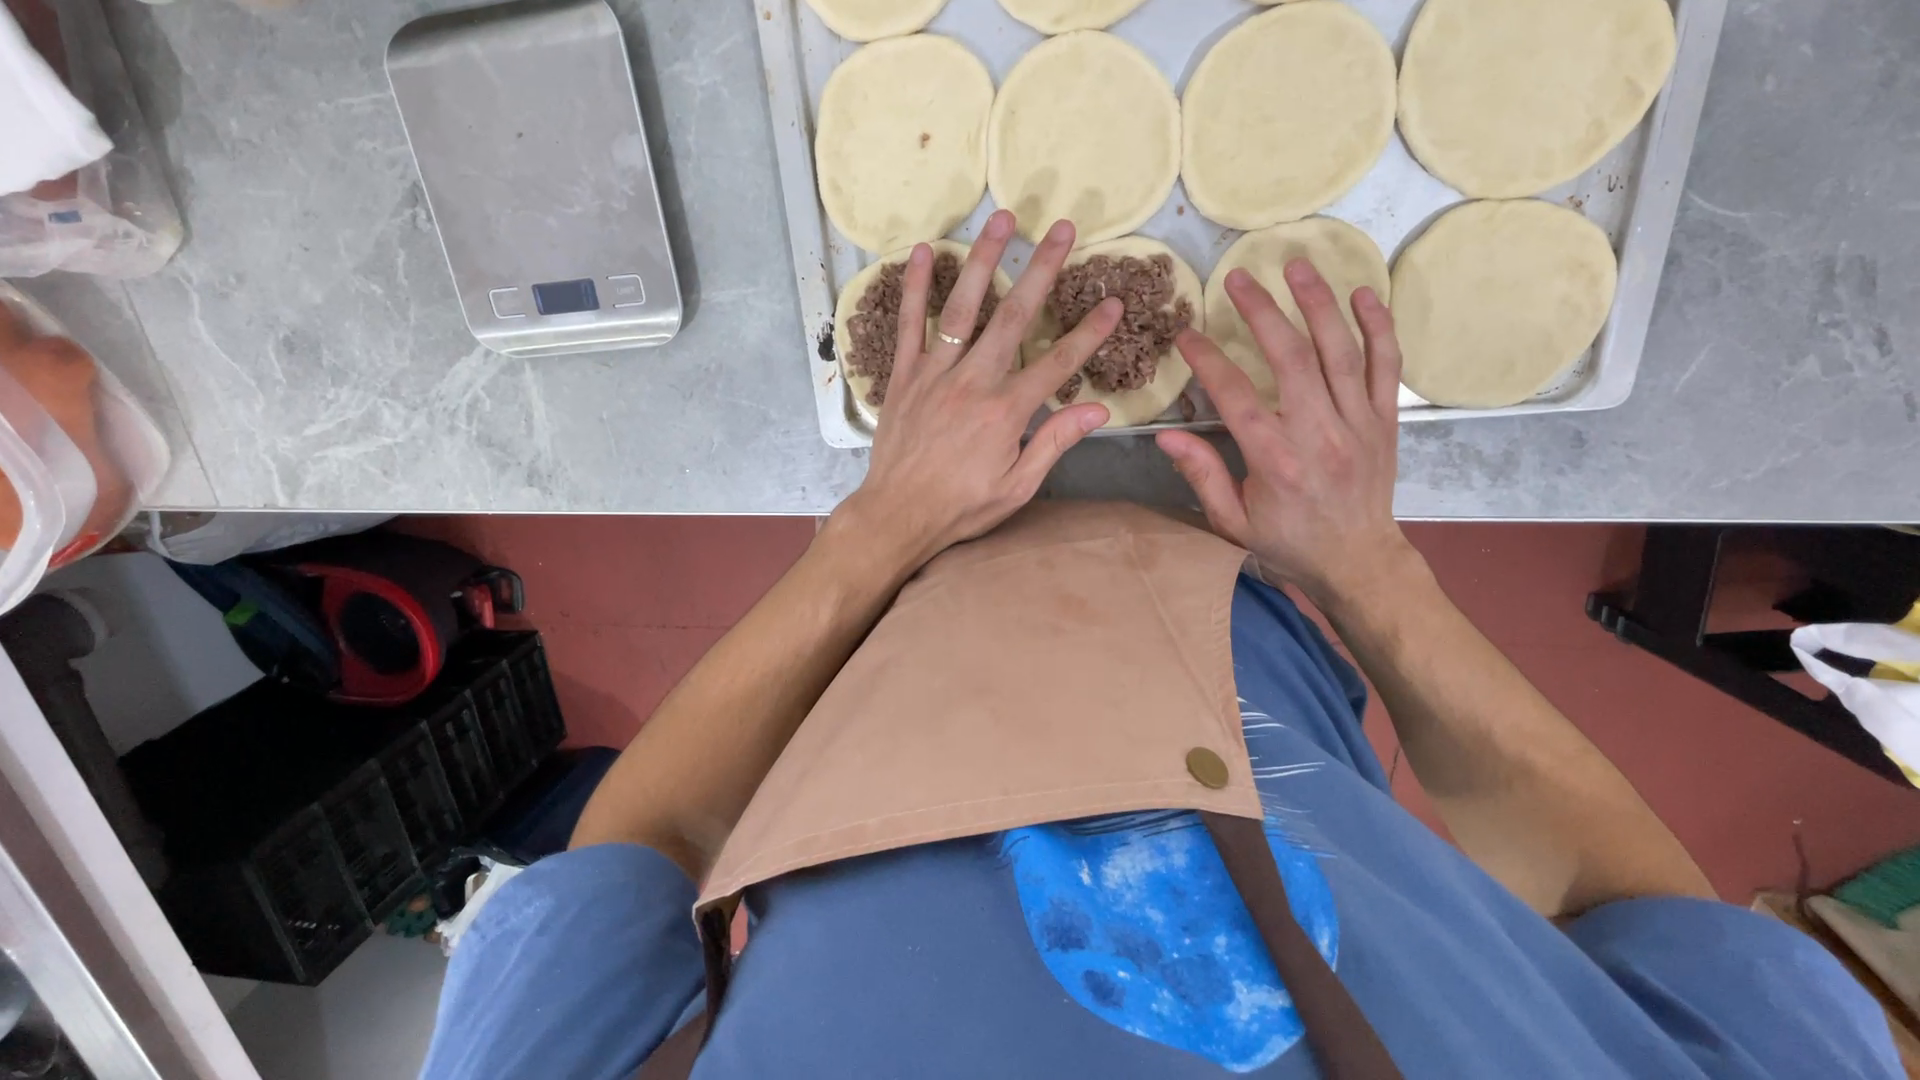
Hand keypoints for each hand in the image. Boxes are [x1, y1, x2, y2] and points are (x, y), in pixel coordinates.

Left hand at [841, 210, 1122, 568]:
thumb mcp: (1017, 487)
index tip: (1113, 303)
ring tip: (1003, 219)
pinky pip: (910, 324)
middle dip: (1043, 269)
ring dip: (985, 259)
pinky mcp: (904, 376)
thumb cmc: (961, 508)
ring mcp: (935, 374)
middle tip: (1064, 229)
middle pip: (1014, 316)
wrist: (897, 515)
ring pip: (964, 307)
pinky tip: (928, 251)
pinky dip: (917, 287)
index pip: (1057, 363)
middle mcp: (972, 381)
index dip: (1089, 332)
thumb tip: (1097, 409)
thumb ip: (1054, 442)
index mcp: (1006, 411)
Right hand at [1157, 260, 1413, 607]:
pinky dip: (1379, 328)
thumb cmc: (1288, 542)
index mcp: (1276, 461)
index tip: (1186, 335)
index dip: (1208, 360)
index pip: (1236, 396)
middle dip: (1262, 312)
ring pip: (1341, 352)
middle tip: (1238, 277)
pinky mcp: (1386, 421)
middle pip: (1291, 358)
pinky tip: (1364, 295)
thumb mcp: (1232, 521)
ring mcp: (1359, 424)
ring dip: (1318, 304)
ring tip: (1296, 267)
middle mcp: (1320, 435)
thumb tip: (1168, 436)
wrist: (1357, 561)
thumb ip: (1201, 476)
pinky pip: (1387, 366)